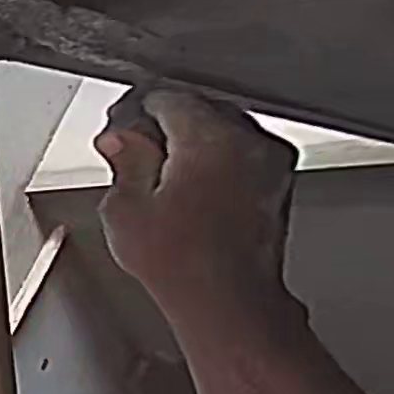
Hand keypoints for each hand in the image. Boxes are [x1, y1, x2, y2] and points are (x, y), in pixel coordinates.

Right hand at [95, 88, 299, 319]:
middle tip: (126, 142)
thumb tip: (119, 139)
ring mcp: (269, 163)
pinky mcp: (275, 184)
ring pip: (224, 131)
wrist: (221, 292)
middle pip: (203, 110)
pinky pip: (239, 154)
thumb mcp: (125, 206)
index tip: (118, 121)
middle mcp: (249, 143)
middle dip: (163, 123)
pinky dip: (209, 158)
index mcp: (209, 140)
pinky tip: (181, 183)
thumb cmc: (175, 256)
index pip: (172, 101)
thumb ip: (125, 163)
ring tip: (151, 166)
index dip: (137, 108)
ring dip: (188, 141)